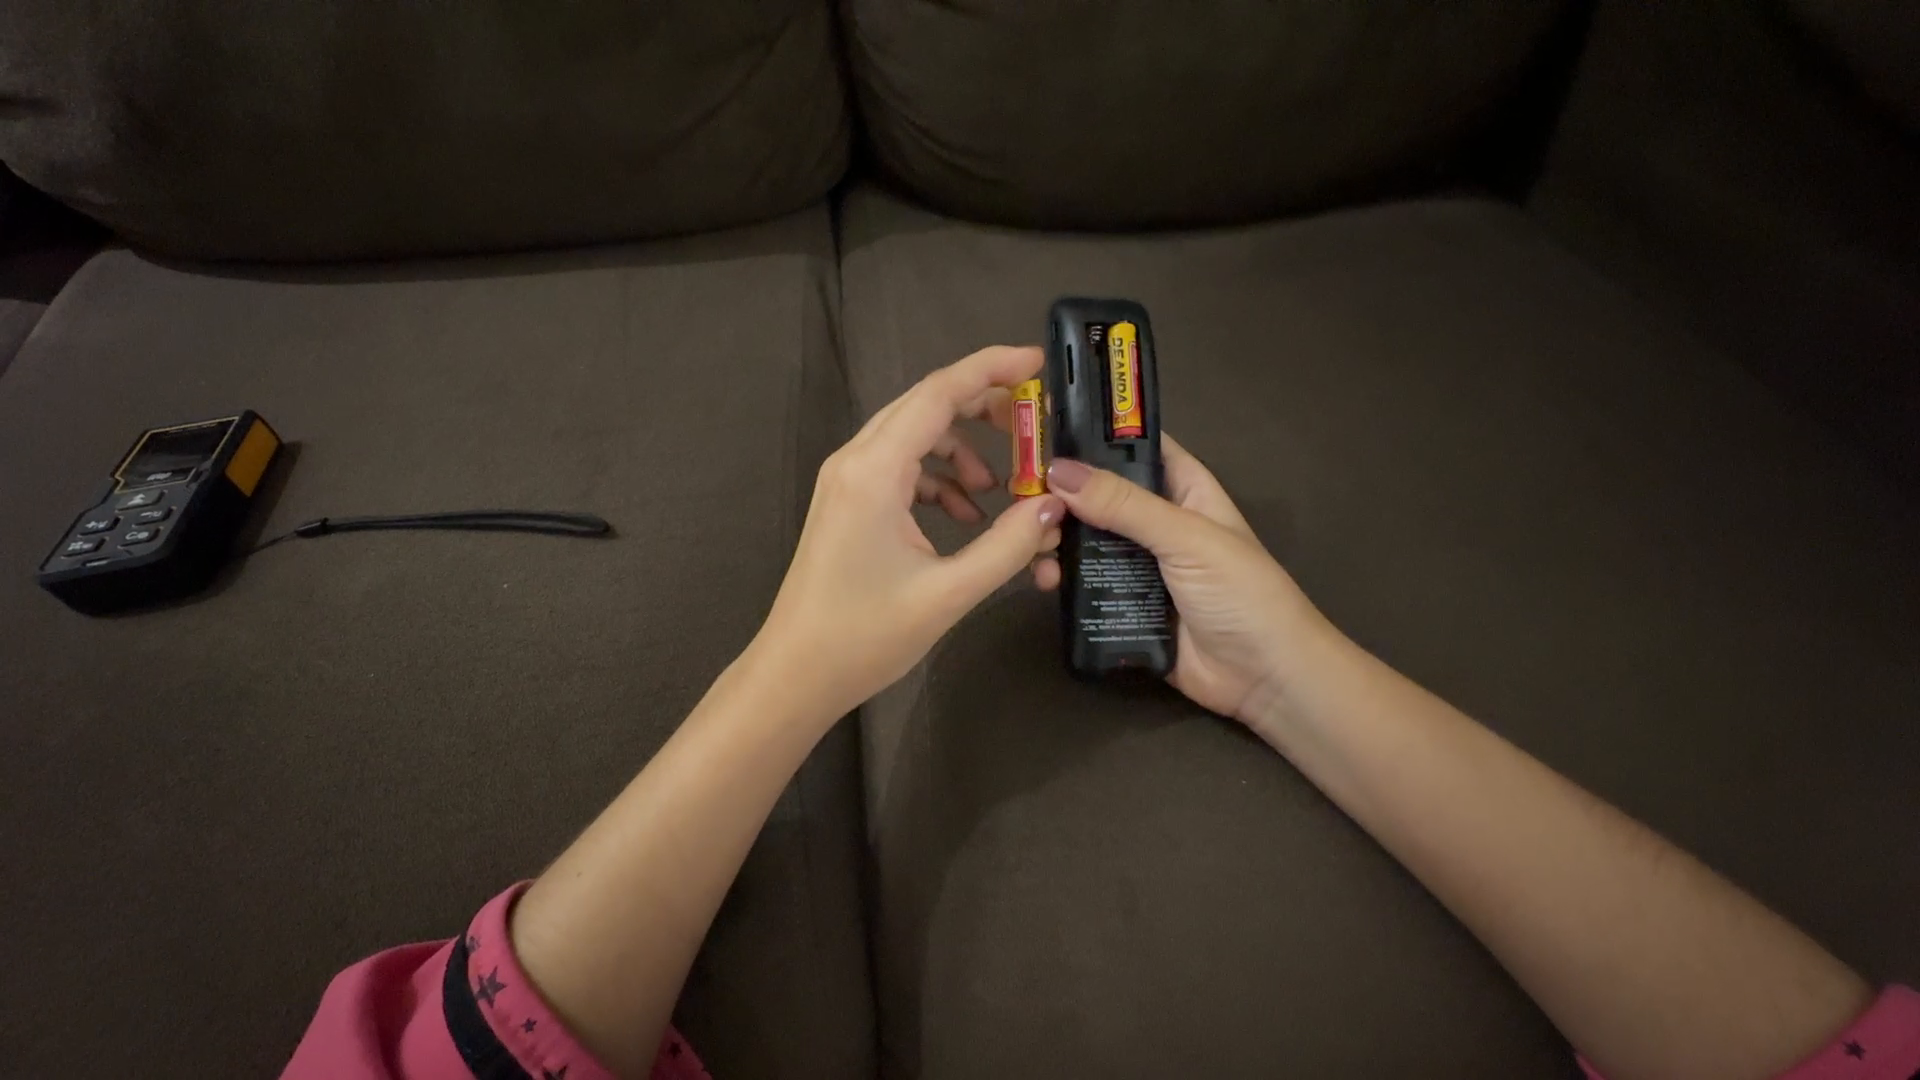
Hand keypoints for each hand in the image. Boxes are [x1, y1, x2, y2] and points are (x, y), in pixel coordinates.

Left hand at [754, 346, 1065, 720]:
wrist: (795, 675)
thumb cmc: (864, 636)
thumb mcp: (948, 593)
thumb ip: (1008, 545)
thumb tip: (1055, 506)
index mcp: (875, 471)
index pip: (939, 392)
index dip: (992, 368)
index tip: (1039, 362)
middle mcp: (856, 461)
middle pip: (927, 405)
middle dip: (985, 408)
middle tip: (1035, 430)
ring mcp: (847, 481)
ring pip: (914, 436)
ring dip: (962, 451)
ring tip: (999, 491)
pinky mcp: (848, 503)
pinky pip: (901, 469)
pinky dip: (937, 480)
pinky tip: (963, 518)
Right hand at [1036, 436, 1334, 726]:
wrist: (1263, 678)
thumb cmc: (1241, 593)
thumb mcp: (1187, 538)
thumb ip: (1125, 505)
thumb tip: (1059, 471)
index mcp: (1184, 490)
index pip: (1137, 448)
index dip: (1096, 436)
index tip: (1045, 430)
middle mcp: (1157, 523)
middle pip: (1100, 496)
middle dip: (1062, 495)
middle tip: (1022, 497)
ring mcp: (1139, 566)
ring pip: (1086, 542)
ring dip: (1057, 540)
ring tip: (1031, 545)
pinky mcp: (1124, 605)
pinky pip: (1086, 586)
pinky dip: (1062, 581)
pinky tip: (1042, 581)